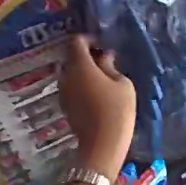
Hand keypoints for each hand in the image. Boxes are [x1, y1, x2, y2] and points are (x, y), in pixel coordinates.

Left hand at [61, 35, 135, 178]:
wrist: (102, 145)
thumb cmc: (117, 110)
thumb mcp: (122, 84)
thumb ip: (110, 66)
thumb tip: (104, 56)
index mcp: (80, 65)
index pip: (76, 41)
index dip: (89, 39)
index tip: (103, 45)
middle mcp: (66, 76)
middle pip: (72, 57)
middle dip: (86, 55)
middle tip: (105, 62)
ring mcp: (63, 92)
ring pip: (70, 73)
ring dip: (84, 71)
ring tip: (103, 78)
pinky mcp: (65, 105)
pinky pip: (71, 86)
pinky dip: (81, 84)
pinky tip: (97, 93)